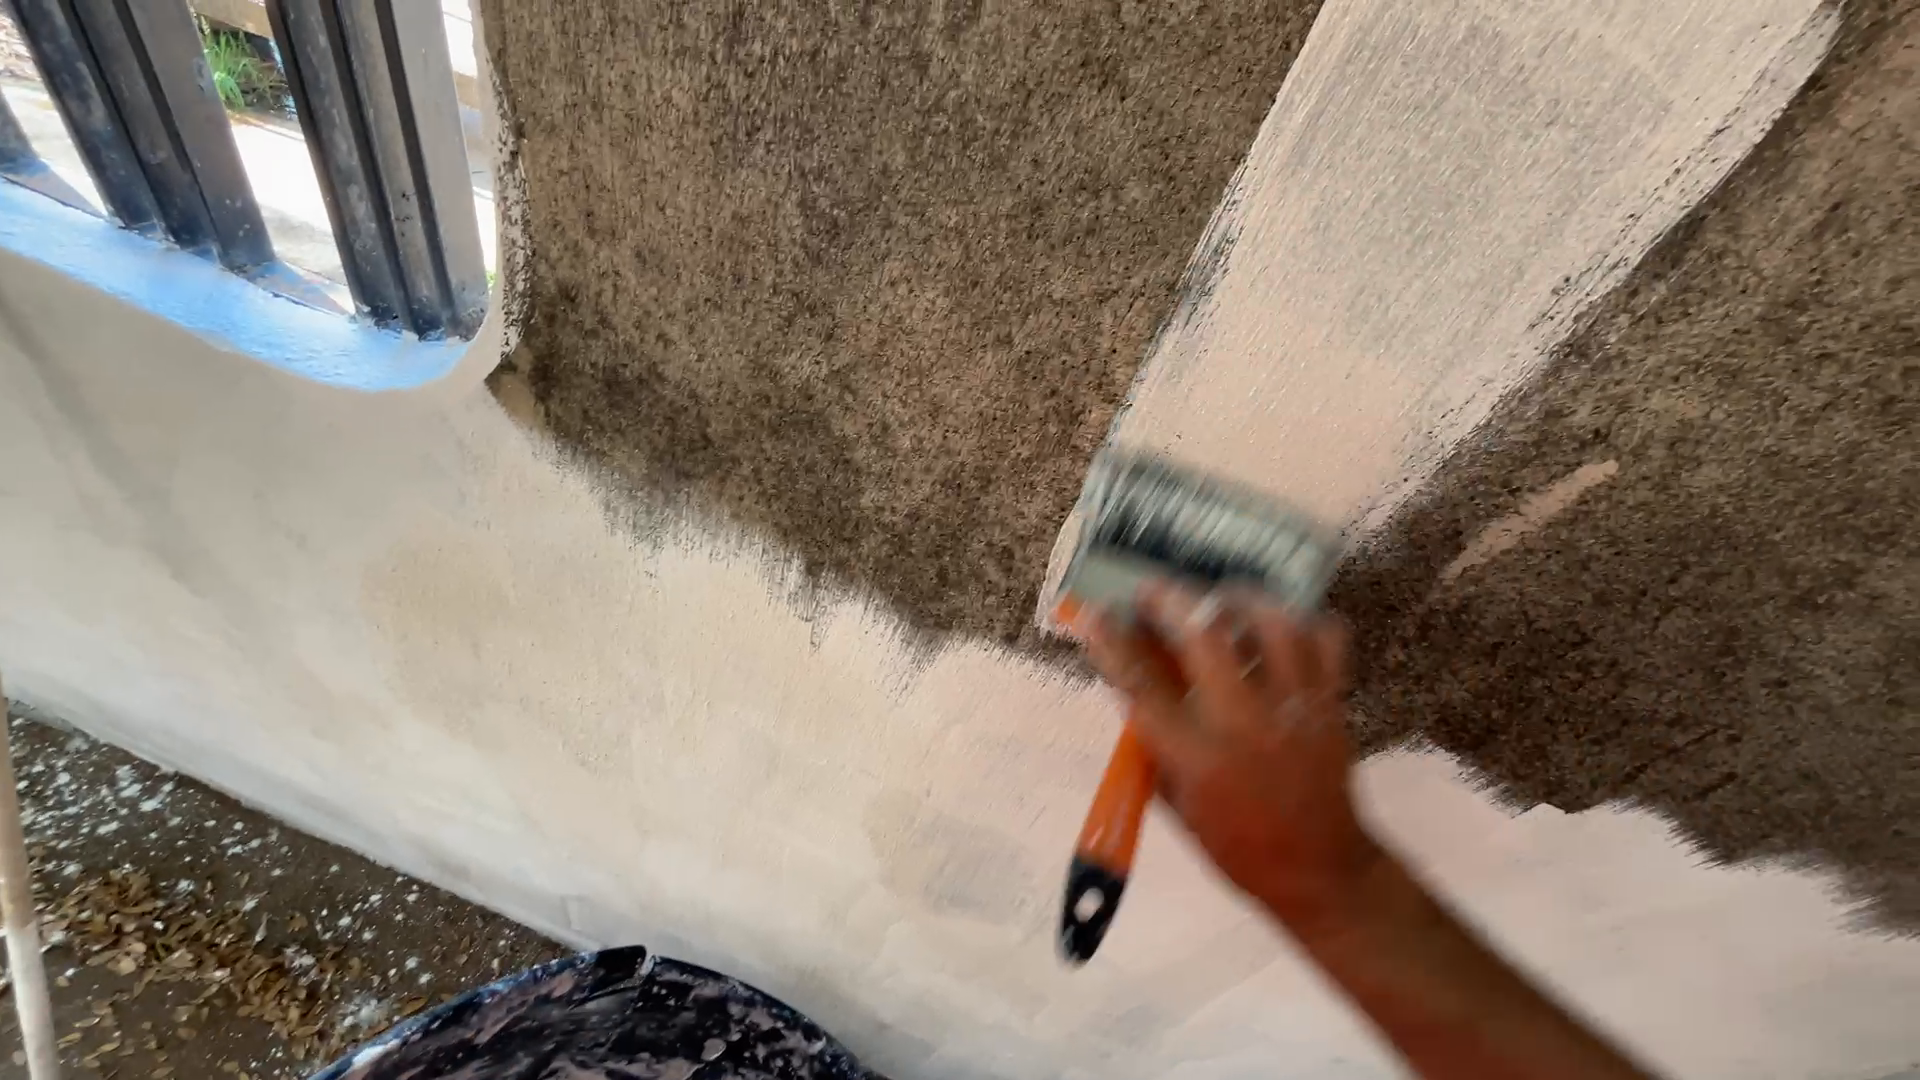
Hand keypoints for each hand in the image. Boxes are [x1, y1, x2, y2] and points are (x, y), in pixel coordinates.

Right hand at [1082, 580, 1379, 926]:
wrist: (1321, 873)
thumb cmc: (1234, 845)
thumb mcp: (1174, 802)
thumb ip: (1152, 741)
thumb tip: (1128, 683)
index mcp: (1196, 756)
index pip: (1141, 684)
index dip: (1111, 642)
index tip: (1093, 613)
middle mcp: (1245, 723)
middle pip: (1205, 635)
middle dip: (1170, 599)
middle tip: (1153, 589)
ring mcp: (1295, 709)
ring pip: (1272, 624)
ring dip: (1239, 599)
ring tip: (1219, 595)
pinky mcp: (1332, 705)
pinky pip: (1325, 639)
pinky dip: (1302, 621)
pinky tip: (1278, 623)